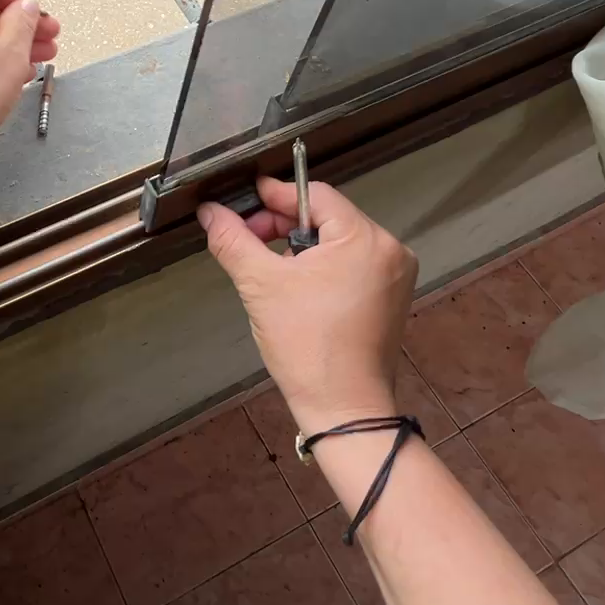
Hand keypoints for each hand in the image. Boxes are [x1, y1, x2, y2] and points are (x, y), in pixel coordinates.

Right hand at [199, 177, 416, 430]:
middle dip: (282, 225)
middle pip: (326, 216)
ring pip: (336, 240)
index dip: (274, 196)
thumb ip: (232, 239)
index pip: (314, 195)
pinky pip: (349, 262)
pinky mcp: (390, 297)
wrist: (343, 409)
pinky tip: (295, 286)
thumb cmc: (305, 344)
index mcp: (365, 239)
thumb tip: (209, 211)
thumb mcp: (259, 284)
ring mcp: (394, 275)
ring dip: (299, 246)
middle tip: (249, 240)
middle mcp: (389, 250)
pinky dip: (320, 265)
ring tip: (270, 269)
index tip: (243, 203)